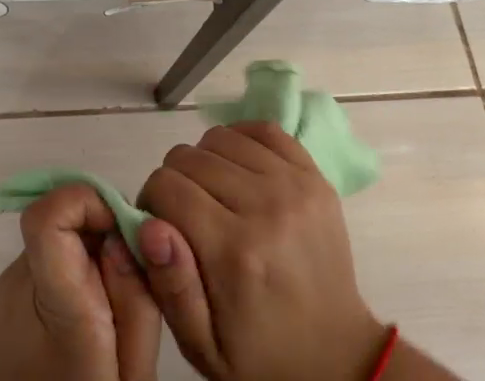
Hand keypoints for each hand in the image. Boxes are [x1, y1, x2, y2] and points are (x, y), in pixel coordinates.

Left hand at [0, 184, 161, 380]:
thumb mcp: (132, 369)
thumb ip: (136, 297)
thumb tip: (124, 234)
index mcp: (51, 299)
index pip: (48, 213)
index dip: (89, 202)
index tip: (125, 233)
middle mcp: (16, 283)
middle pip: (61, 222)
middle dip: (104, 236)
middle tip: (133, 284)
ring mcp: (3, 291)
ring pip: (56, 243)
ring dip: (90, 259)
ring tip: (113, 314)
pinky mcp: (2, 303)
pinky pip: (45, 267)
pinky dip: (72, 277)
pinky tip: (90, 323)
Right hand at [136, 123, 388, 380]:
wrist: (336, 356)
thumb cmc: (259, 354)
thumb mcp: (202, 346)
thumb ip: (170, 286)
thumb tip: (147, 225)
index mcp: (234, 252)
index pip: (165, 186)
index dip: (151, 203)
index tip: (161, 230)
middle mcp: (266, 208)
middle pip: (189, 157)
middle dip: (174, 182)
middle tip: (185, 216)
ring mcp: (296, 186)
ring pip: (220, 137)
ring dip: (205, 161)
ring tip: (213, 195)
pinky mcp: (315, 177)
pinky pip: (264, 129)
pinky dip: (240, 140)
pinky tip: (237, 169)